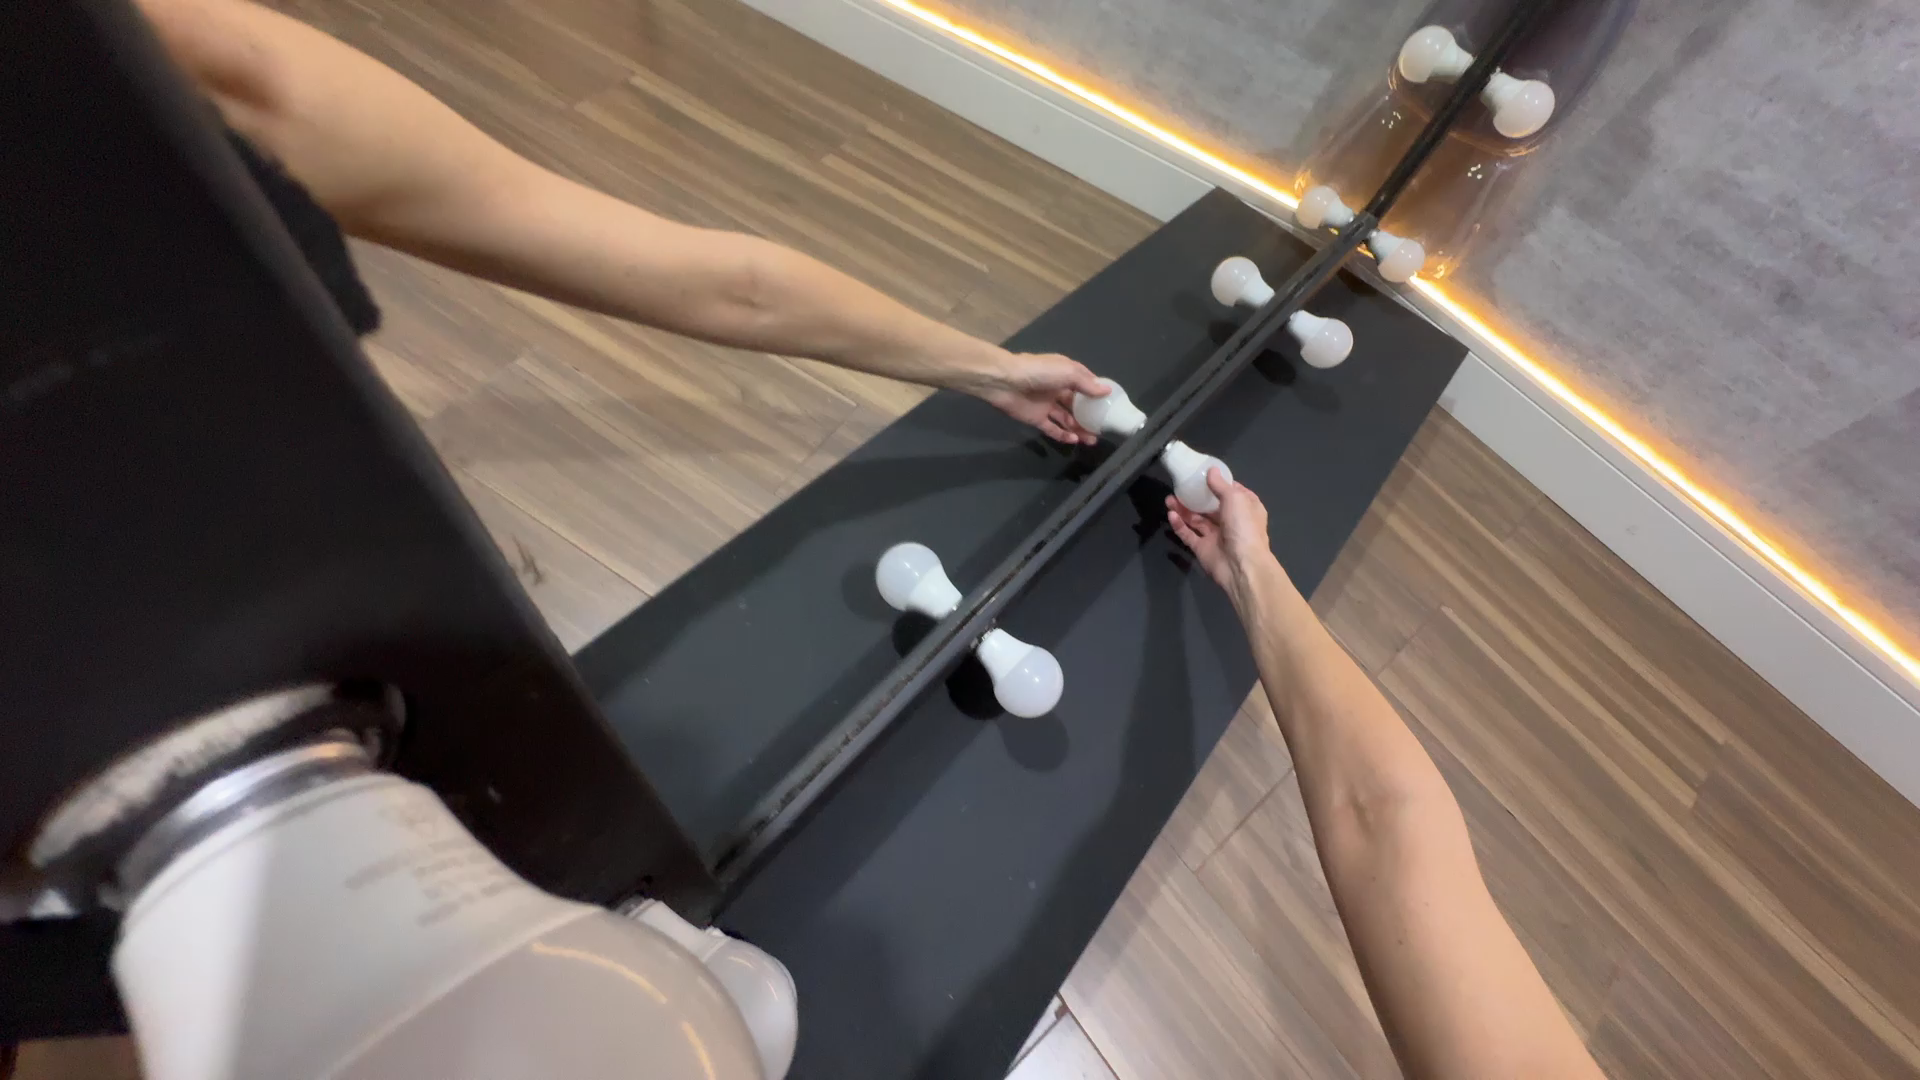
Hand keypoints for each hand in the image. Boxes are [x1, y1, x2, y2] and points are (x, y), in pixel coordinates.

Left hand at [971, 350, 1105, 444]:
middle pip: (1077, 405)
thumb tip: (1106, 391)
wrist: (1005, 381)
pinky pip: (1052, 428)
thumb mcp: (1067, 372)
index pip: (1085, 384)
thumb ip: (1086, 384)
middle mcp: (1057, 389)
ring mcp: (1046, 405)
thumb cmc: (1038, 371)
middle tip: (1101, 428)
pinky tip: (1074, 440)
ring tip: (1092, 439)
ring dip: (1079, 428)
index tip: (1110, 405)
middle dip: (1089, 416)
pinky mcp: (1036, 418)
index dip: (1096, 394)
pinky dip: (1062, 435)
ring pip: (1066, 419)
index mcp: (1065, 374)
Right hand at [1166, 468, 1273, 595]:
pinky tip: (1171, 515)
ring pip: (1196, 520)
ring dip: (1183, 509)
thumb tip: (1211, 470)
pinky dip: (1180, 525)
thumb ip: (1220, 485)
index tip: (1203, 475)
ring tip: (1168, 500)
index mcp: (1245, 508)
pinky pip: (1189, 534)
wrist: (1241, 565)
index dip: (1219, 484)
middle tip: (1179, 488)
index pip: (1232, 493)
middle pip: (1210, 506)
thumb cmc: (1243, 527)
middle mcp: (1231, 521)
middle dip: (1195, 497)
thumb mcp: (1235, 499)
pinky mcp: (1202, 548)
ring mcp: (1216, 536)